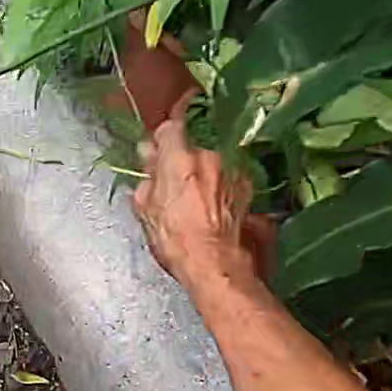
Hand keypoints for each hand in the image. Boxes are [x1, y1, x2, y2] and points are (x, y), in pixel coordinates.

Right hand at [132, 91, 275, 292]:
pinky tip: (208, 205)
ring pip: (209, 161)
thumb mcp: (145, 209)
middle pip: (191, 145)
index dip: (161, 140)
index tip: (156, 153)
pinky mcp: (245, 186)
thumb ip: (146, 177)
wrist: (214, 263)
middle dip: (179, 159)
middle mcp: (208, 157)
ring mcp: (231, 170)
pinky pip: (225, 175)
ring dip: (199, 172)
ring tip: (190, 199)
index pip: (169, 128)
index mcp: (179, 159)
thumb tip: (148, 160)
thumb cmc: (174, 239)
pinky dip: (216, 184)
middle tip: (169, 182)